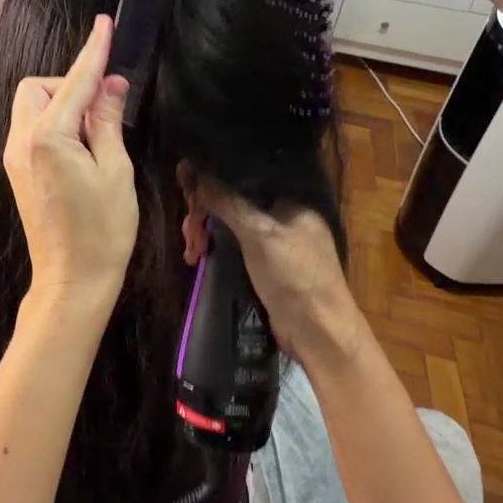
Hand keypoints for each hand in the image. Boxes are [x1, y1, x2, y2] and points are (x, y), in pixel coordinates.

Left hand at [4, 15, 137, 317]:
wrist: (72, 282)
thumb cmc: (102, 232)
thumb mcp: (115, 170)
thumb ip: (106, 121)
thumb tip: (109, 85)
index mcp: (47, 138)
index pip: (75, 81)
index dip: (94, 51)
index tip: (106, 24)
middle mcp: (21, 141)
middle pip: (38, 86)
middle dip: (70, 84)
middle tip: (103, 108)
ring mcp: (15, 157)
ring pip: (32, 106)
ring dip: (62, 104)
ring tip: (96, 133)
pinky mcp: (18, 171)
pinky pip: (33, 128)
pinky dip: (55, 123)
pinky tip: (81, 146)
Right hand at [188, 177, 368, 364]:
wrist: (318, 333)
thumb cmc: (294, 275)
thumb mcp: (258, 233)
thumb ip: (225, 200)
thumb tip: (190, 169)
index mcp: (291, 198)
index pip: (244, 175)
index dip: (213, 179)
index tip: (185, 186)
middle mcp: (283, 215)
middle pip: (232, 200)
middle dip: (205, 212)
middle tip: (188, 231)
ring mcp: (273, 241)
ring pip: (229, 224)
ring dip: (205, 232)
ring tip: (191, 252)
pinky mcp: (263, 264)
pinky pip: (231, 245)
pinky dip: (213, 249)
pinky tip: (197, 259)